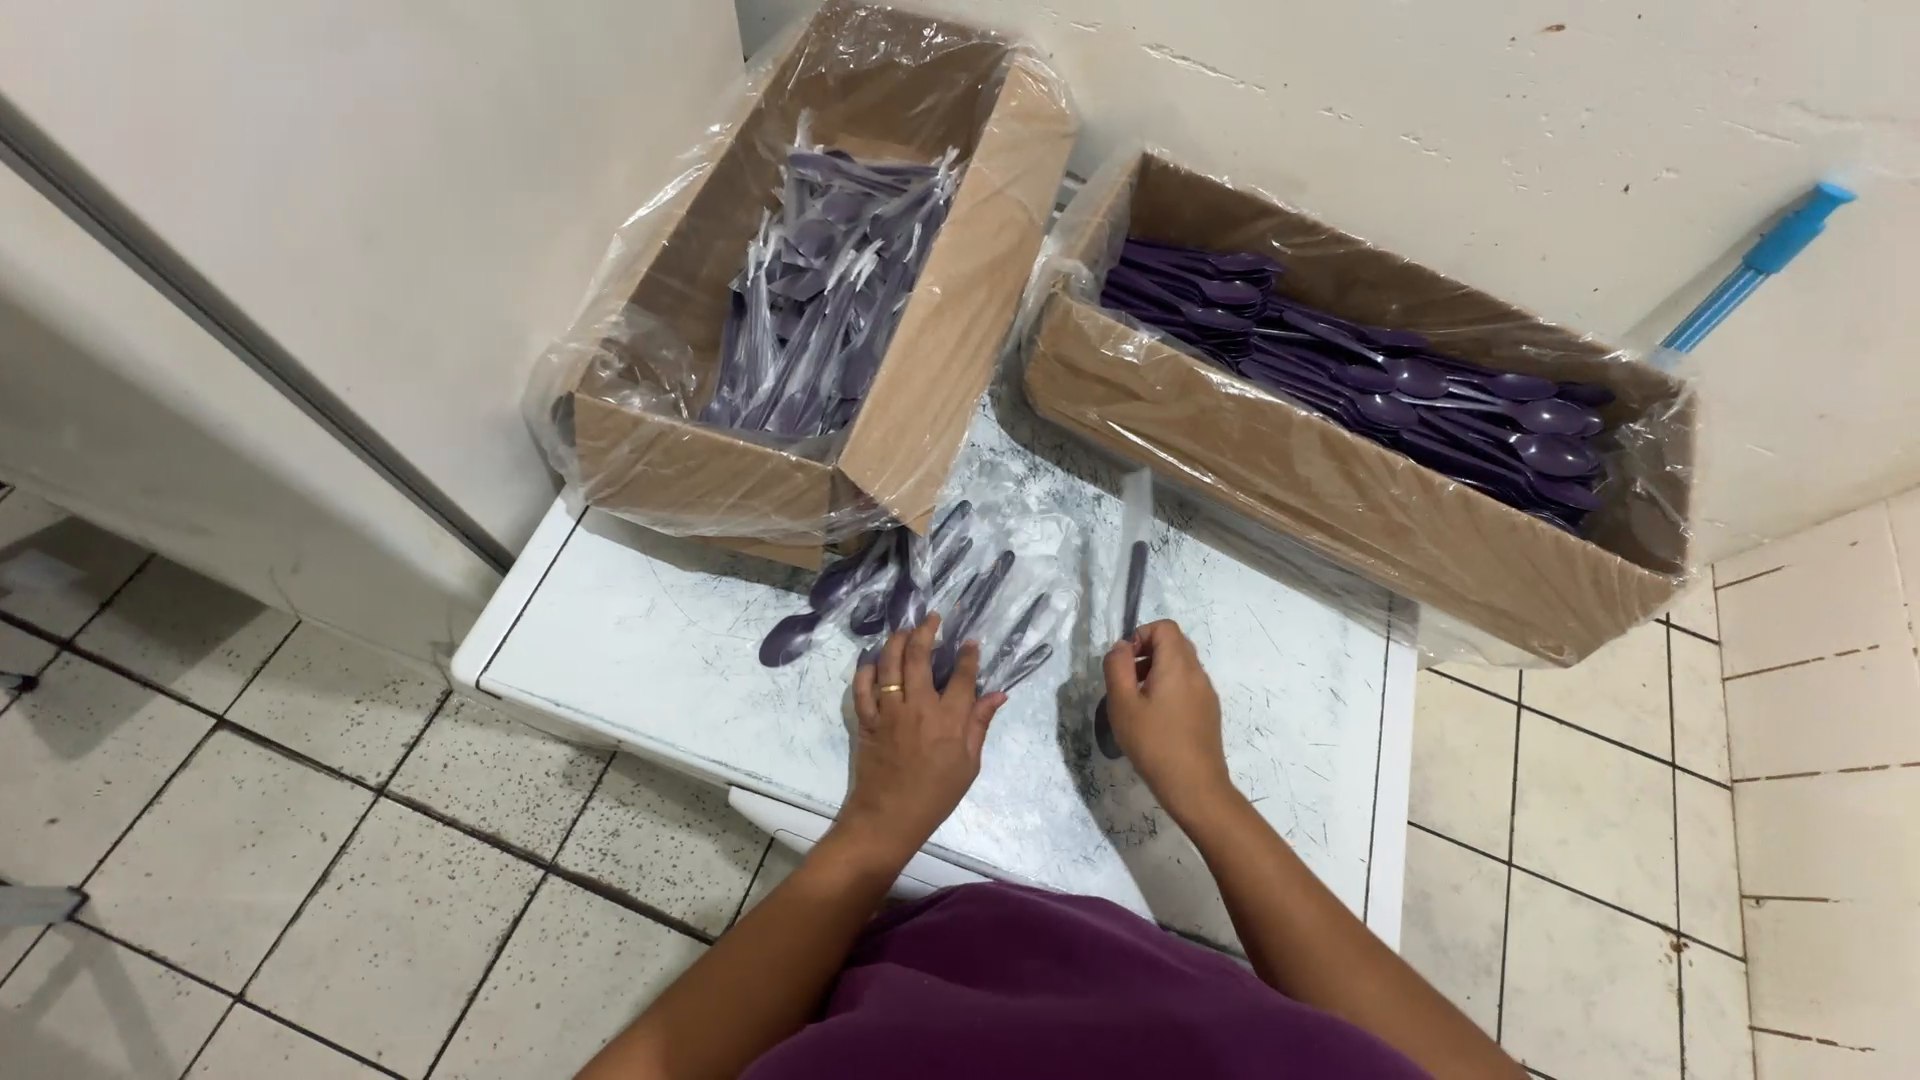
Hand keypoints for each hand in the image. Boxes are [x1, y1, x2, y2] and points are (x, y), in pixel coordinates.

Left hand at [843, 615, 1006, 866]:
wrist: (889, 818)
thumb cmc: (935, 795)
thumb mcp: (968, 765)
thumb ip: (979, 725)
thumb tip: (998, 695)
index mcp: (948, 720)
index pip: (962, 676)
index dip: (968, 655)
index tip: (970, 641)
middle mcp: (918, 707)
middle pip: (920, 656)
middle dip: (927, 631)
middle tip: (932, 618)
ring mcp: (888, 711)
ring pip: (889, 664)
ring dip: (897, 641)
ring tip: (905, 631)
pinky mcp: (866, 720)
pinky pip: (862, 687)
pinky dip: (866, 670)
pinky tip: (874, 662)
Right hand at [1103, 619, 1238, 822]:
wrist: (1194, 787)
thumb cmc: (1153, 743)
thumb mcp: (1123, 704)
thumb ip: (1117, 667)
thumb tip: (1121, 647)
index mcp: (1178, 665)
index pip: (1165, 627)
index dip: (1141, 634)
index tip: (1124, 661)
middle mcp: (1197, 673)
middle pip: (1174, 644)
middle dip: (1146, 652)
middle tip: (1126, 680)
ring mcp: (1206, 693)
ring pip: (1181, 665)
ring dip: (1156, 671)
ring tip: (1137, 702)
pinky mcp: (1209, 712)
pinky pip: (1187, 685)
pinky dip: (1169, 688)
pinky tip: (1155, 719)